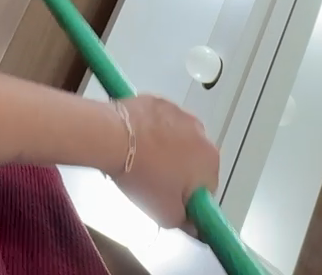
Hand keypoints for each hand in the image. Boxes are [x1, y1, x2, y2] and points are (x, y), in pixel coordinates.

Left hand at [112, 96, 219, 230]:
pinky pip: (160, 121)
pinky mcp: (157, 99)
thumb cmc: (143, 175)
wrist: (111, 136)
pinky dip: (152, 129)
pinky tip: (136, 139)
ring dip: (166, 148)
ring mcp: (177, 110)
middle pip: (194, 159)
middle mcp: (200, 130)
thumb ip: (188, 222)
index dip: (189, 198)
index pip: (208, 187)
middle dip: (179, 170)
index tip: (171, 199)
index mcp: (210, 159)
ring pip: (177, 138)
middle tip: (154, 180)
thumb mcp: (168, 214)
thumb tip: (193, 221)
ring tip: (142, 159)